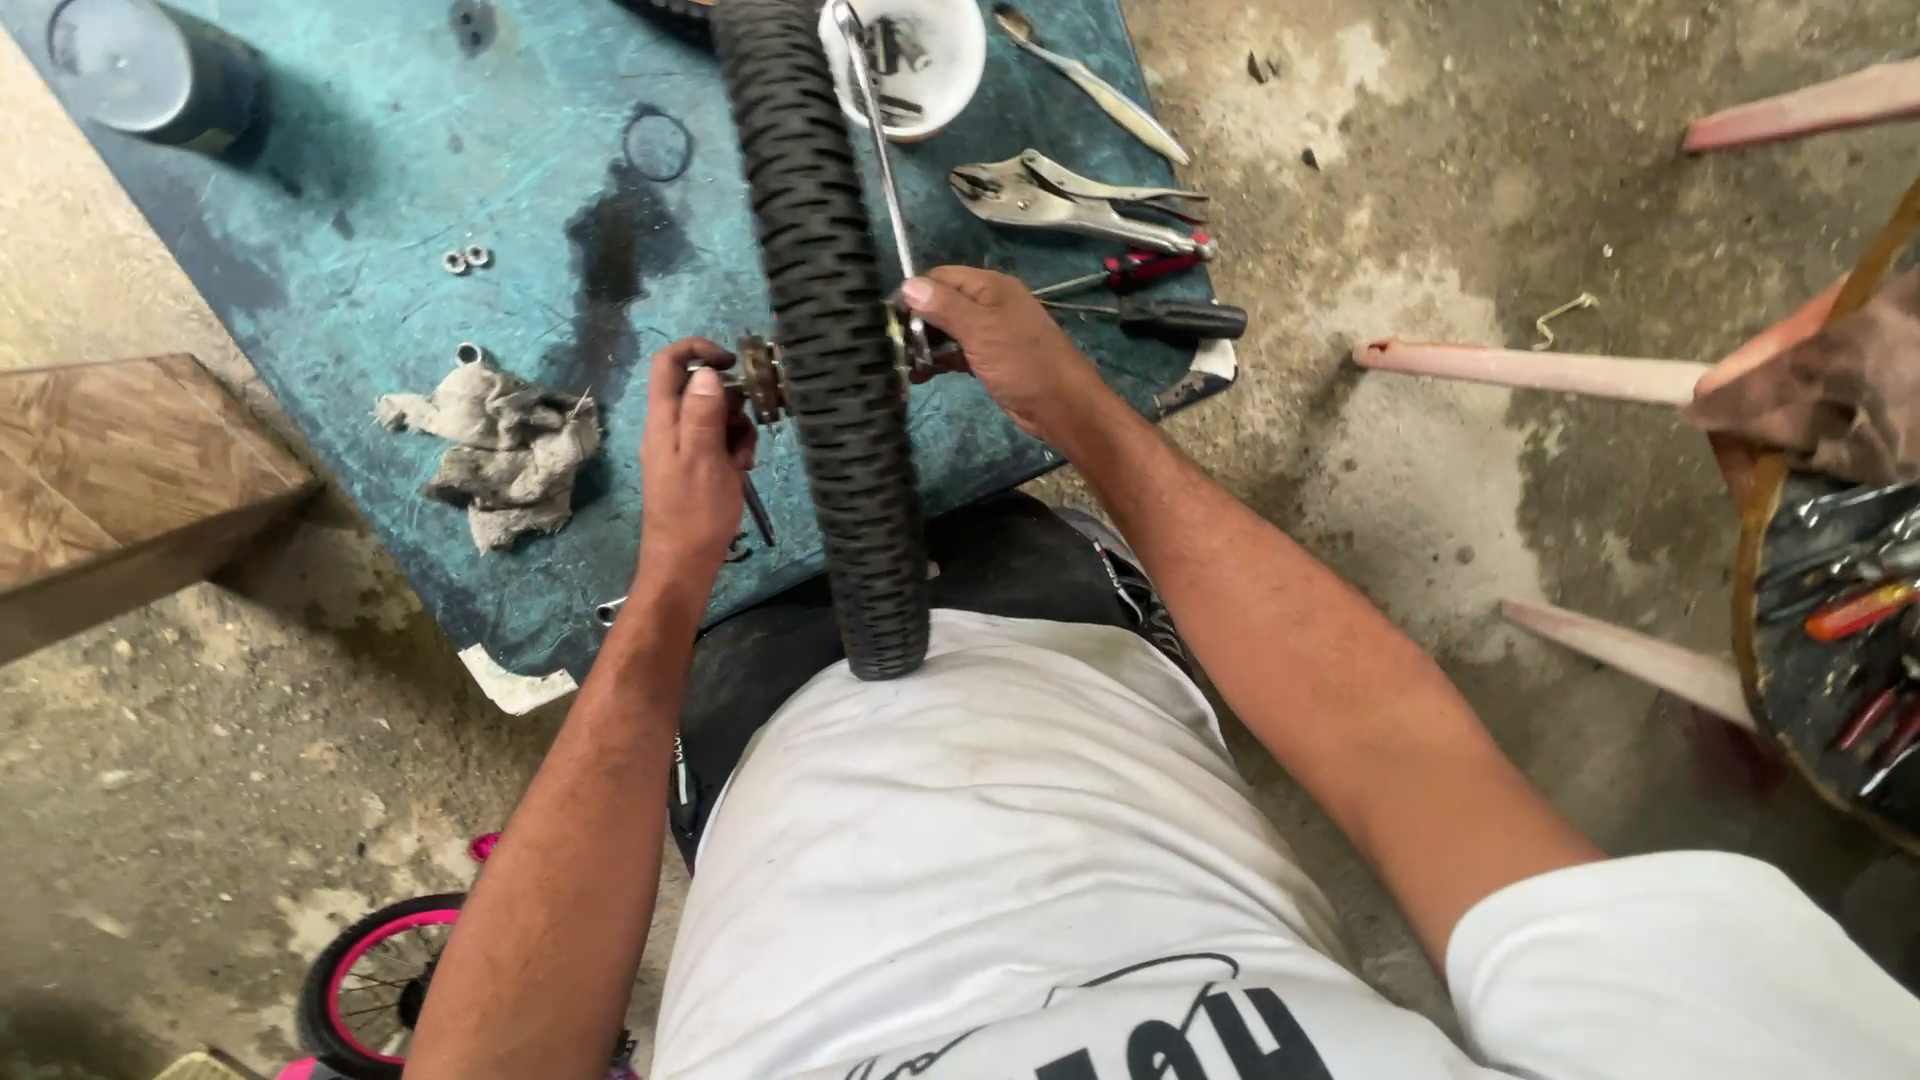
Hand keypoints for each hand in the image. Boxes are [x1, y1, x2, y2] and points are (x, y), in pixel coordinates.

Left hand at [636, 338, 756, 585]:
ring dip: (738, 429)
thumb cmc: (695, 512)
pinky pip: (718, 442)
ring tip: (745, 460)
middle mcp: (669, 428)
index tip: (733, 363)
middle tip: (748, 427)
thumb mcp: (704, 458)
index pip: (669, 364)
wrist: (684, 562)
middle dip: (732, 401)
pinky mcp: (696, 467)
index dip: (699, 351)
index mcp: (664, 421)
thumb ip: (703, 413)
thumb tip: (707, 373)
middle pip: (700, 389)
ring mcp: (682, 448)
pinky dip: (735, 449)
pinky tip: (742, 471)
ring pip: (715, 416)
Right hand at [902, 267, 1111, 442]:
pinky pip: (956, 353)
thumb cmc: (1022, 362)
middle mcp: (989, 305)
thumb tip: (907, 285)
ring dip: (925, 344)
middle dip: (917, 321)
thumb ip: (944, 307)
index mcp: (990, 287)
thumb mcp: (980, 330)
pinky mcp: (989, 360)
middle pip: (942, 303)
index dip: (914, 293)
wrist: (1060, 405)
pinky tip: (918, 375)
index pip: (941, 277)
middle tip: (891, 345)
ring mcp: (990, 333)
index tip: (888, 317)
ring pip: (947, 331)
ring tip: (900, 362)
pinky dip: (939, 361)